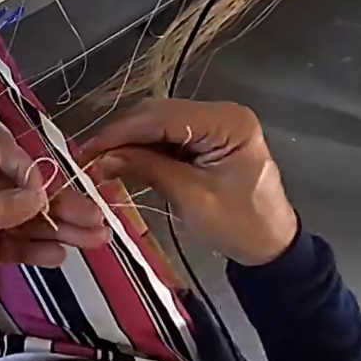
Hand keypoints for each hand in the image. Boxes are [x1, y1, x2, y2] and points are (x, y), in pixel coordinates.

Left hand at [0, 137, 113, 360]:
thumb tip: (38, 195)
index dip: (25, 170)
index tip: (45, 195)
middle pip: (18, 187)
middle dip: (55, 201)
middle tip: (93, 219)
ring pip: (25, 217)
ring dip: (58, 226)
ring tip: (95, 238)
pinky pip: (18, 245)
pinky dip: (40, 248)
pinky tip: (61, 255)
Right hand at [80, 99, 297, 266]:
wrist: (271, 247)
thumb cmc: (241, 226)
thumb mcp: (192, 197)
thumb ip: (146, 168)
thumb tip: (101, 158)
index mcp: (228, 123)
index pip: (162, 118)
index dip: (120, 132)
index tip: (89, 149)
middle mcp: (219, 113)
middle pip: (155, 115)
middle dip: (120, 136)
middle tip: (89, 158)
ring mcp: (209, 123)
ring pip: (152, 122)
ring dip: (125, 142)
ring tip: (99, 161)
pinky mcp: (200, 135)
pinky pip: (160, 134)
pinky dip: (138, 148)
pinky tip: (118, 160)